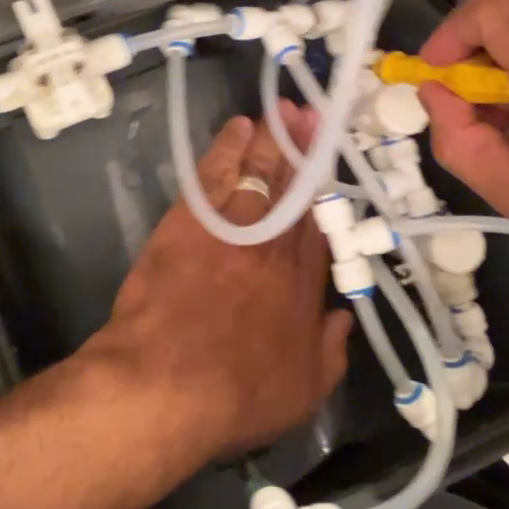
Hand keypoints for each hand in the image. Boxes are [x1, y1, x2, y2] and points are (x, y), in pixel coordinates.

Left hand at [81, 107, 350, 460]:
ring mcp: (229, 228)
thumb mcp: (304, 392)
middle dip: (304, 150)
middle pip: (292, 188)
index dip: (323, 191)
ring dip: (273, 139)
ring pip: (257, 172)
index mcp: (302, 283)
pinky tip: (238, 128)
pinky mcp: (187, 223)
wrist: (165, 385)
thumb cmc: (236, 396)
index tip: (328, 164)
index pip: (316, 225)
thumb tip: (344, 318)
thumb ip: (331, 353)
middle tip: (312, 115)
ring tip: (283, 111)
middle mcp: (271, 246)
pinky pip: (212, 174)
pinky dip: (227, 147)